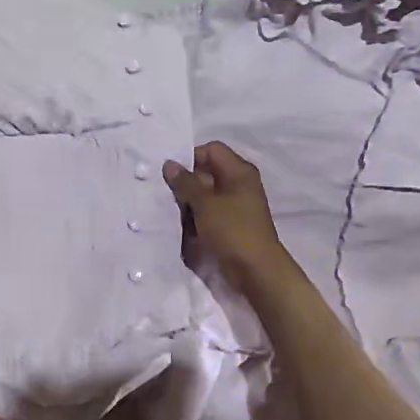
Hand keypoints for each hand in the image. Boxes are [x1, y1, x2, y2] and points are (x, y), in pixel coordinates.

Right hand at [163, 143, 287, 279]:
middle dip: (185, 180)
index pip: (211, 150)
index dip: (190, 157)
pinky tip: (180, 222)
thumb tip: (169, 164)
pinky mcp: (228, 222)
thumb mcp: (205, 204)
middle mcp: (238, 184)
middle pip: (206, 171)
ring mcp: (234, 204)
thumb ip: (185, 182)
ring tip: (170, 209)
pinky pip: (206, 210)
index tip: (170, 173)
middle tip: (165, 192)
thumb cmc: (232, 230)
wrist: (254, 269)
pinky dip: (193, 214)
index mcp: (239, 172)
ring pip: (203, 193)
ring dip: (187, 200)